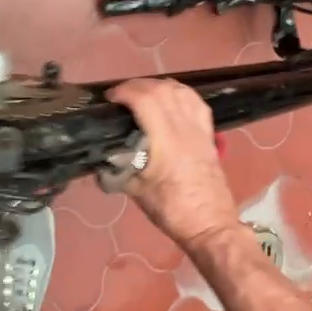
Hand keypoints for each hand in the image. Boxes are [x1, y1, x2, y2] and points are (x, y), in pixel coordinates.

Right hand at [106, 78, 241, 249]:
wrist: (210, 224)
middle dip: (138, 85)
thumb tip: (101, 157)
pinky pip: (196, 103)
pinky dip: (181, 93)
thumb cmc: (171, 210)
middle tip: (122, 95)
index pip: (145, 100)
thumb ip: (118, 169)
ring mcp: (199, 130)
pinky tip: (171, 98)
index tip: (110, 99)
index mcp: (165, 141)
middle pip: (162, 90)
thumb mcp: (137, 191)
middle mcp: (184, 128)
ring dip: (159, 86)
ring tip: (143, 94)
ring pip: (180, 91)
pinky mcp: (209, 135)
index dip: (125, 92)